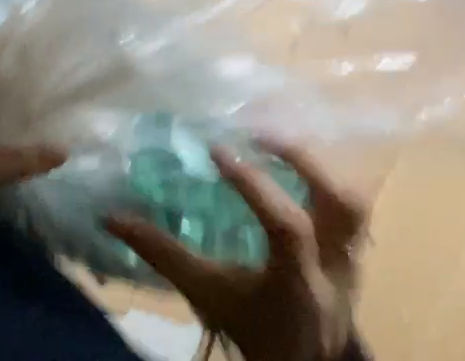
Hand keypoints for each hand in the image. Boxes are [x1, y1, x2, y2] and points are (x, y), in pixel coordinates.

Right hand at [105, 140, 366, 360]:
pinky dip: (319, 181)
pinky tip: (289, 166)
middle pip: (343, 205)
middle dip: (303, 160)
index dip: (254, 183)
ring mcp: (351, 259)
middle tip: (257, 132)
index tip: (216, 148)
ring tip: (273, 141)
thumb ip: (163, 255)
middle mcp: (334, 264)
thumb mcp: (206, 295)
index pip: (287, 224)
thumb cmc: (255, 330)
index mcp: (297, 277)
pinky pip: (347, 209)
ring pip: (354, 203)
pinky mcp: (353, 255)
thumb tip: (111, 216)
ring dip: (315, 165)